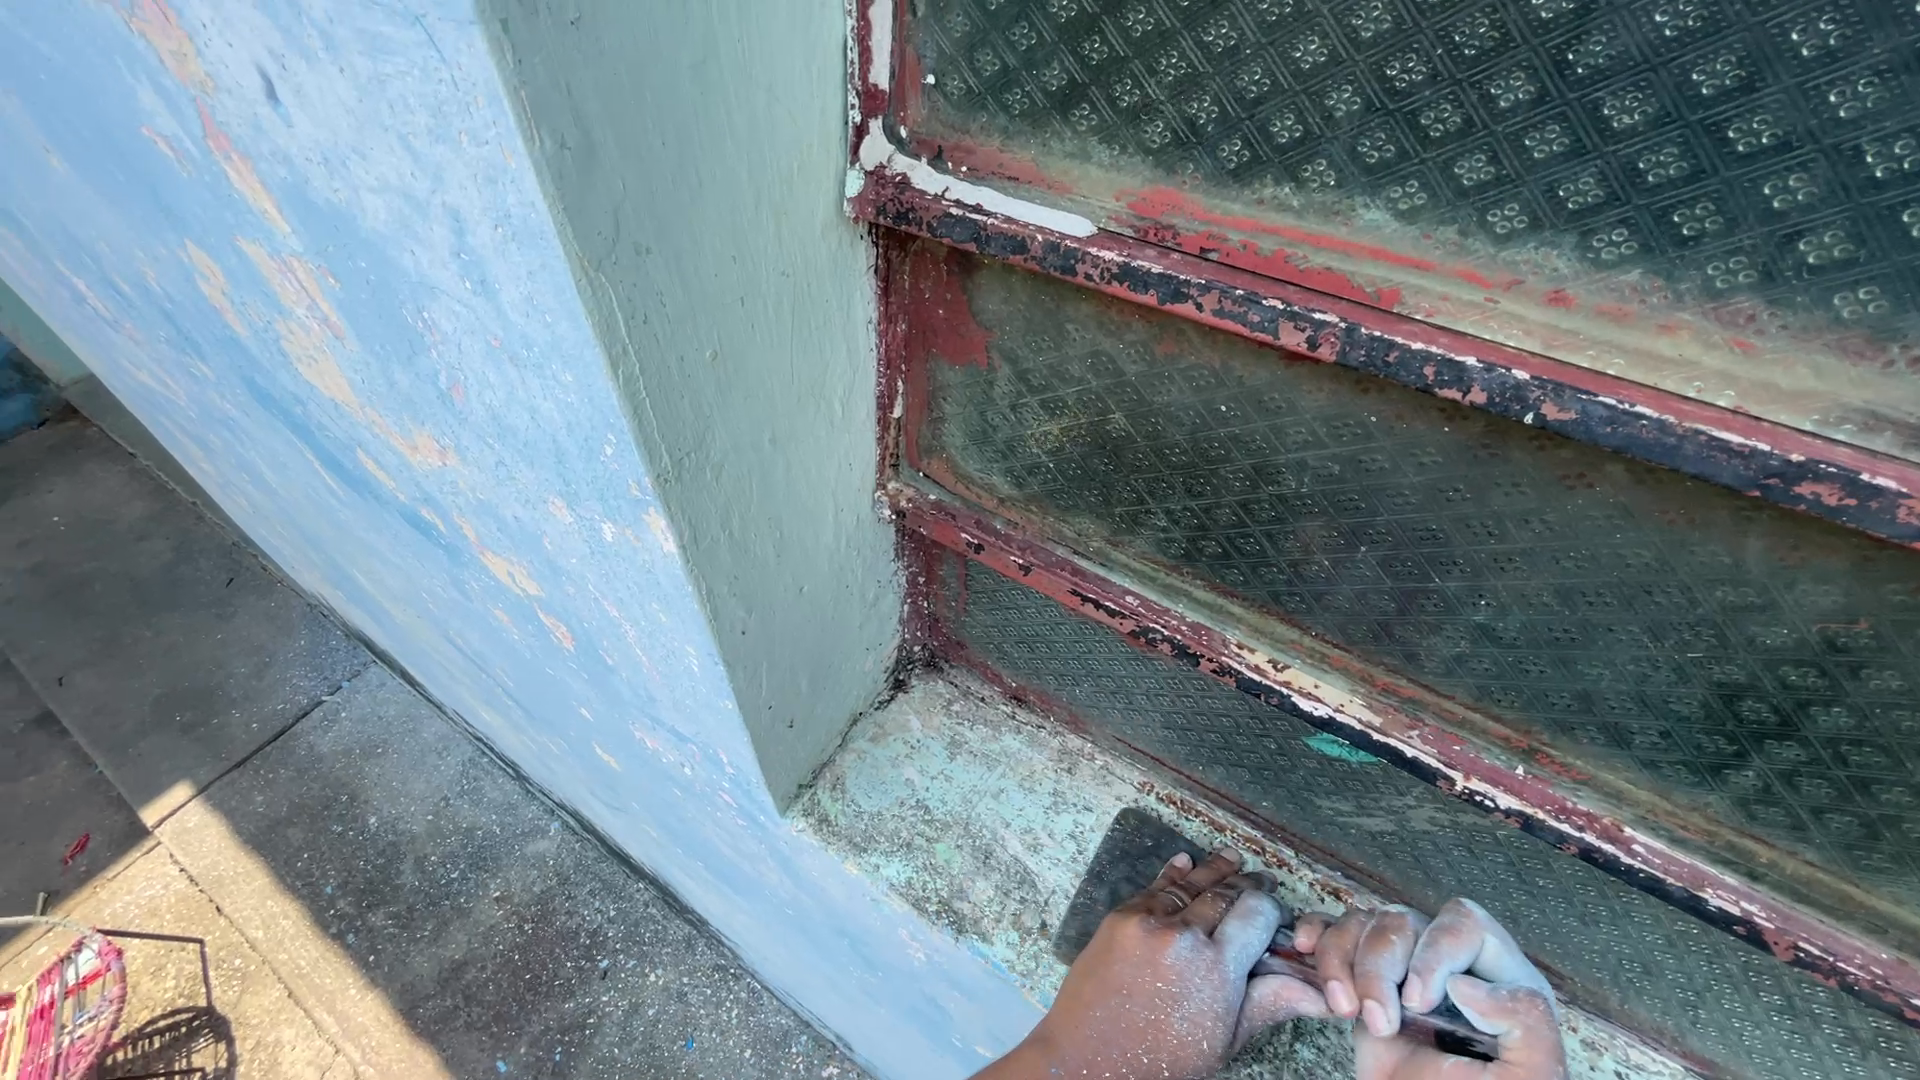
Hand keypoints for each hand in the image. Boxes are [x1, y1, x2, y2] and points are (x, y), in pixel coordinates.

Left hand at [976, 849, 1294, 1079]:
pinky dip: (1174, 873)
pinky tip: (1187, 861)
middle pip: (1224, 894)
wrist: (1090, 1056)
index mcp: (1217, 970)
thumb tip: (1321, 992)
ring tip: (1232, 857)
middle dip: (1245, 885)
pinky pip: (1155, 887)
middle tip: (1260, 878)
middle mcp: (1184, 936)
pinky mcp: (1121, 915)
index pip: (1255, 915)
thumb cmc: (1163, 1058)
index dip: (1268, 908)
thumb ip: (1269, 1003)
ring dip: (1213, 870)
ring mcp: (1148, 921)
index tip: (1274, 909)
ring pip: (1190, 885)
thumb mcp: (1224, 1039)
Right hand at [1282, 898, 1566, 1079]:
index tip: (1417, 1002)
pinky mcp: (1357, 969)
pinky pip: (1329, 928)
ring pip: (1360, 922)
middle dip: (1377, 968)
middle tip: (1377, 1022)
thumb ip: (1526, 1024)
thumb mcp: (1526, 1078)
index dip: (1434, 951)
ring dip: (1341, 960)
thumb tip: (1464, 982)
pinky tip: (1306, 952)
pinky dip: (1314, 934)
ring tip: (1343, 1010)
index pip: (1463, 924)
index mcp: (1495, 974)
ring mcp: (1398, 961)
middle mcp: (1443, 957)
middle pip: (1400, 921)